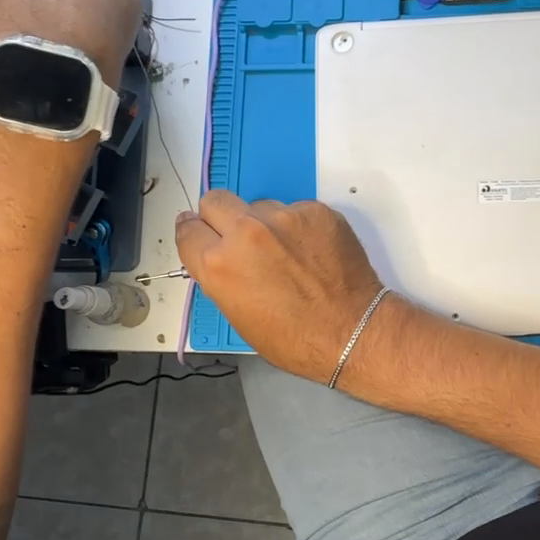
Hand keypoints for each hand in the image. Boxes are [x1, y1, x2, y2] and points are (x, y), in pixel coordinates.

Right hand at [176, 191, 385, 381]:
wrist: (352, 331)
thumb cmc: (295, 338)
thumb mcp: (239, 316)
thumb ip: (222, 277)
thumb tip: (220, 259)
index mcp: (219, 264)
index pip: (187, 229)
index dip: (194, 232)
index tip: (200, 232)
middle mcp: (247, 233)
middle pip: (215, 200)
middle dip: (220, 216)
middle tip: (238, 237)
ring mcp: (284, 217)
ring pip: (260, 205)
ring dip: (265, 223)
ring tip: (287, 253)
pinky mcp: (316, 211)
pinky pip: (296, 210)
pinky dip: (300, 227)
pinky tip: (312, 252)